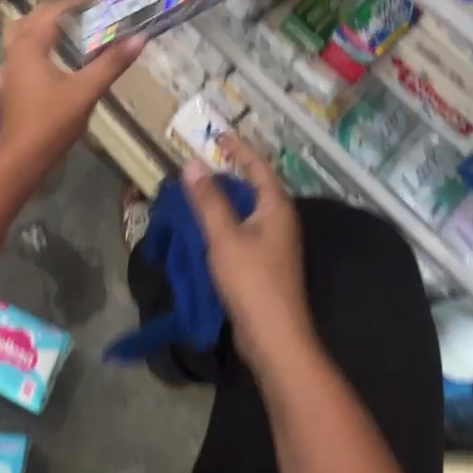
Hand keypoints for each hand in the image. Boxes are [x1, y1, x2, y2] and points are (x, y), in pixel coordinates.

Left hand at [0, 0, 144, 168]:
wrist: (19, 158)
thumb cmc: (51, 122)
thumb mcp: (86, 91)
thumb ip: (112, 63)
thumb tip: (139, 38)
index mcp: (30, 45)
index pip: (55, 10)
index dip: (79, 0)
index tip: (103, 0)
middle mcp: (14, 50)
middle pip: (36, 16)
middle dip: (62, 9)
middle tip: (89, 11)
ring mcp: (7, 67)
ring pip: (22, 33)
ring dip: (44, 25)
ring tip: (68, 28)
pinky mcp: (7, 83)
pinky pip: (18, 53)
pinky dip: (33, 46)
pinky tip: (44, 59)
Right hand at [182, 134, 314, 369]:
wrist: (275, 338)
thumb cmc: (252, 281)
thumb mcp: (224, 236)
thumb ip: (208, 199)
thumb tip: (192, 163)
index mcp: (276, 206)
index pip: (258, 166)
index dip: (239, 148)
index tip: (219, 134)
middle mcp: (280, 220)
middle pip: (254, 186)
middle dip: (229, 171)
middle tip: (201, 160)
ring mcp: (274, 244)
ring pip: (247, 210)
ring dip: (224, 198)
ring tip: (197, 188)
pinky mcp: (265, 264)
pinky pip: (243, 230)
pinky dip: (225, 221)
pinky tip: (205, 226)